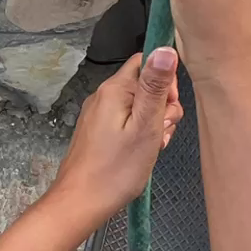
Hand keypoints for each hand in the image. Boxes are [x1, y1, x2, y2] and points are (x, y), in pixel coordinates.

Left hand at [46, 49, 183, 227]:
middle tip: (159, 132)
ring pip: (139, 107)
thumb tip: (164, 48)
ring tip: (150, 147)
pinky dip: (140, 135)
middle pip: (145, 86)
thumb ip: (155, 86)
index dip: (165, 80)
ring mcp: (99, 115)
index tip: (168, 105)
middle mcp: (103, 98)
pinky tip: (141, 153)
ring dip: (153, 125)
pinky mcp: (99, 132)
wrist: (81, 202)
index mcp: (113, 90)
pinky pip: (128, 123)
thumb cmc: (114, 170)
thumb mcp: (145, 125)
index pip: (146, 61)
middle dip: (162, 108)